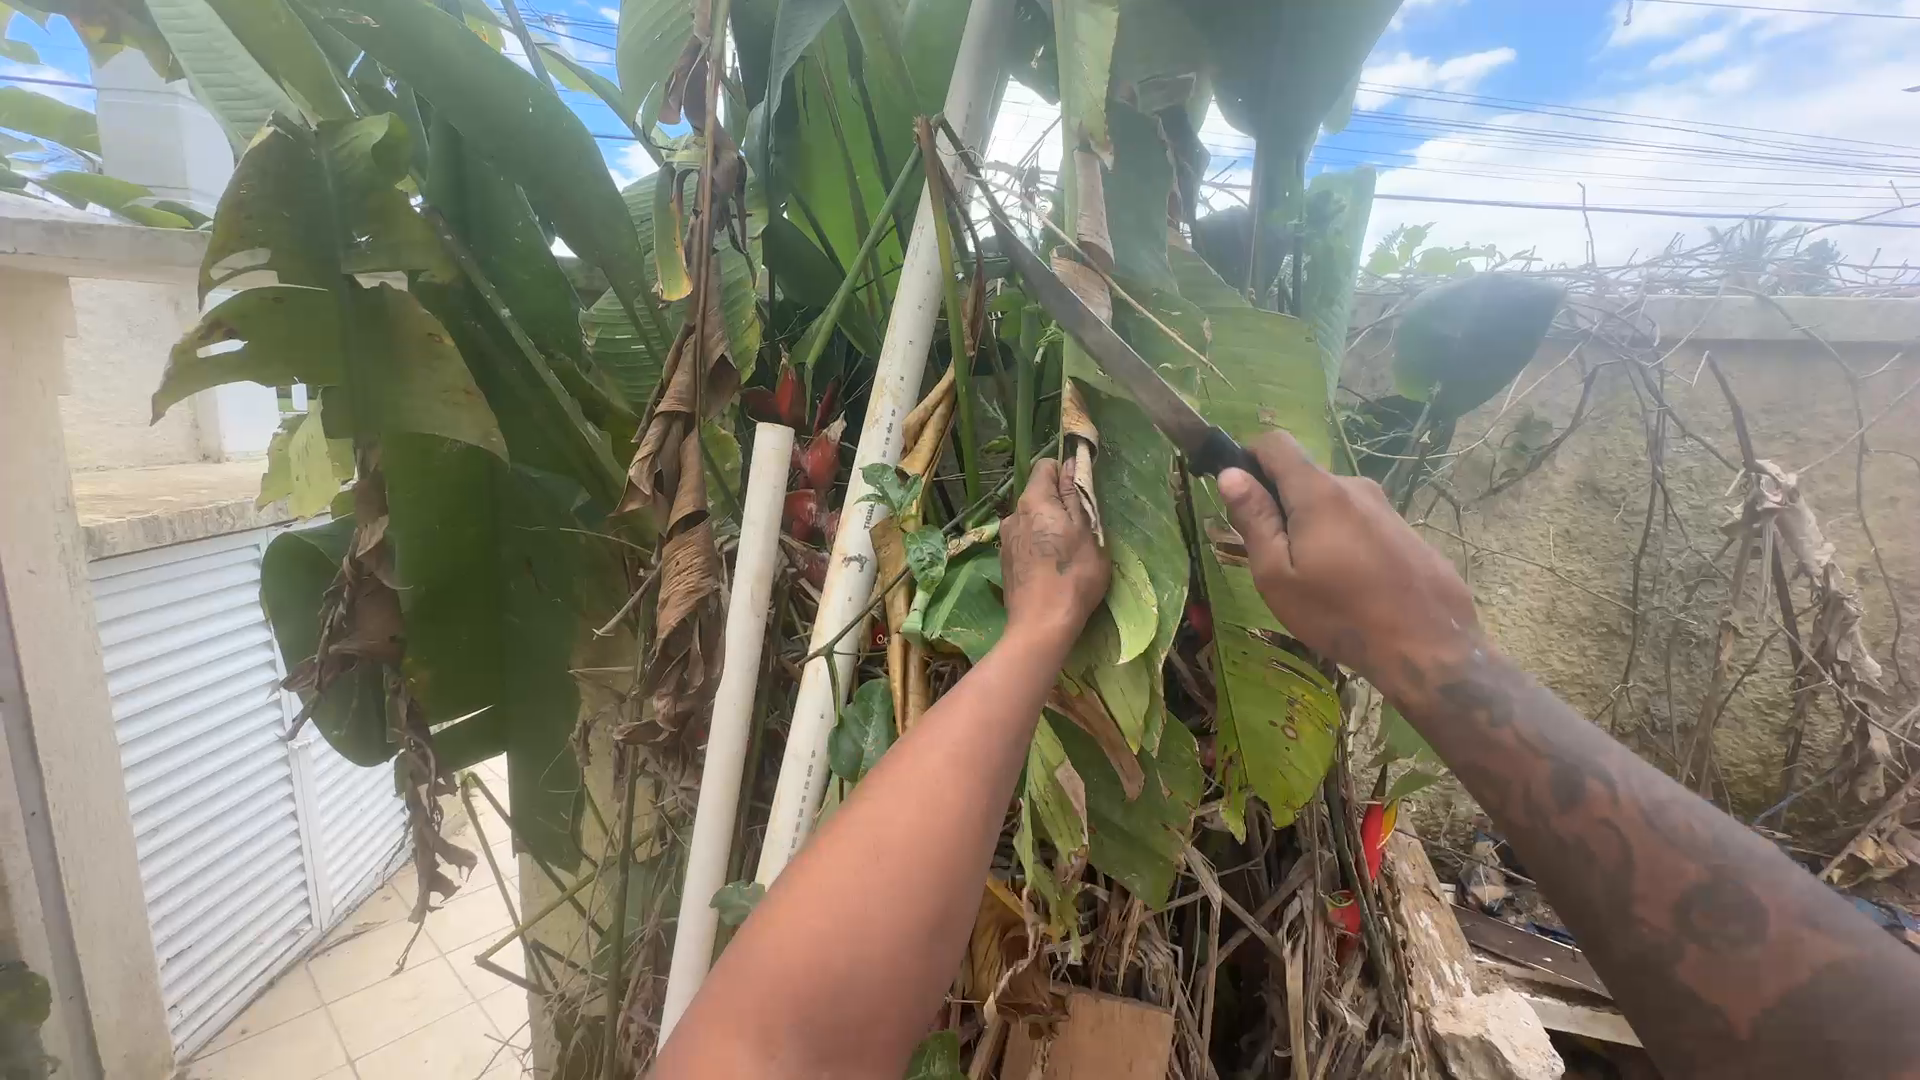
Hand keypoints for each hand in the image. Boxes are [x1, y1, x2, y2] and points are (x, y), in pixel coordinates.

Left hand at [1000, 458, 1109, 647]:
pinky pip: (1024, 541)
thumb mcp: (1087, 531)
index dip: (1065, 472)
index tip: (1081, 491)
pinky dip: (1037, 545)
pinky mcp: (1005, 561)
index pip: (1045, 466)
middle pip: (1037, 495)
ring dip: (1047, 526)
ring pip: (1031, 520)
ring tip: (1066, 552)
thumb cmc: (1073, 575)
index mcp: (1034, 501)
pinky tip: (1050, 568)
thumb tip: (1072, 465)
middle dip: (1058, 503)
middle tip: (1081, 527)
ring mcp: (1006, 539)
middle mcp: (1013, 514)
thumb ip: (1077, 496)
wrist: (1041, 624)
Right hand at [1216, 432, 1478, 699]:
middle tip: (1270, 557)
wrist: (1429, 648)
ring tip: (1308, 577)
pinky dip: (1337, 539)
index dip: (1248, 458)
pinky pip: (1355, 521)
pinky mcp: (1403, 531)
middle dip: (1277, 504)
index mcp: (1318, 493)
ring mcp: (1384, 507)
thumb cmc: (1339, 614)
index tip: (1239, 496)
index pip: (1276, 443)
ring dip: (1308, 525)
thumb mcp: (1277, 574)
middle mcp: (1354, 487)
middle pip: (1302, 476)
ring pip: (1329, 502)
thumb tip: (1230, 474)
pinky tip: (1345, 584)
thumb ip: (1254, 519)